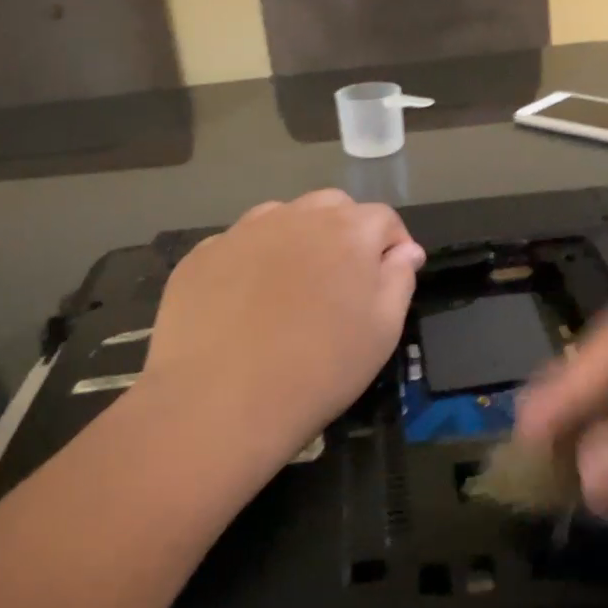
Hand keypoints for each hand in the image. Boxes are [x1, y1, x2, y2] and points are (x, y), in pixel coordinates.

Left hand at [140, 190, 423, 465]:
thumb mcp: (382, 331)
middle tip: (342, 282)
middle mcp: (295, 216)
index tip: (389, 277)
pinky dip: (253, 261)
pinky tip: (246, 303)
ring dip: (298, 239)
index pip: (383, 217)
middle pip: (332, 207)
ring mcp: (243, 232)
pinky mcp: (202, 254)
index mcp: (348, 231)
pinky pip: (239, 244)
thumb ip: (399, 280)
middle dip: (347, 232)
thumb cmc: (320, 369)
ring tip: (292, 288)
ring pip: (283, 218)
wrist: (221, 400)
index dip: (392, 245)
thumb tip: (405, 251)